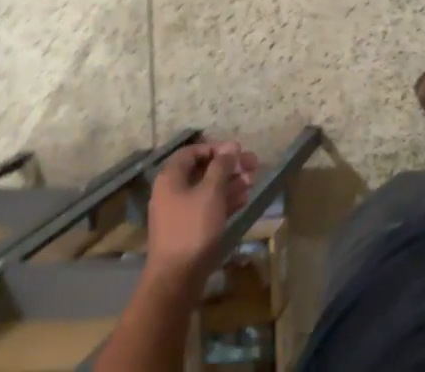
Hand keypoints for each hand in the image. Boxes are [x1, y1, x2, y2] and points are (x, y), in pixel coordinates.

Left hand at [146, 141, 258, 284]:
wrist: (177, 277)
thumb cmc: (193, 227)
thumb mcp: (210, 191)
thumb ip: (222, 166)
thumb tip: (231, 147)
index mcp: (171, 178)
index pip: (192, 152)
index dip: (215, 148)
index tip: (237, 151)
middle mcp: (173, 191)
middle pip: (203, 170)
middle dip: (229, 166)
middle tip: (253, 165)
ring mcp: (181, 211)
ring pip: (208, 189)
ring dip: (231, 182)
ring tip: (253, 181)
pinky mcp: (190, 228)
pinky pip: (209, 206)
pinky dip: (225, 200)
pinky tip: (244, 198)